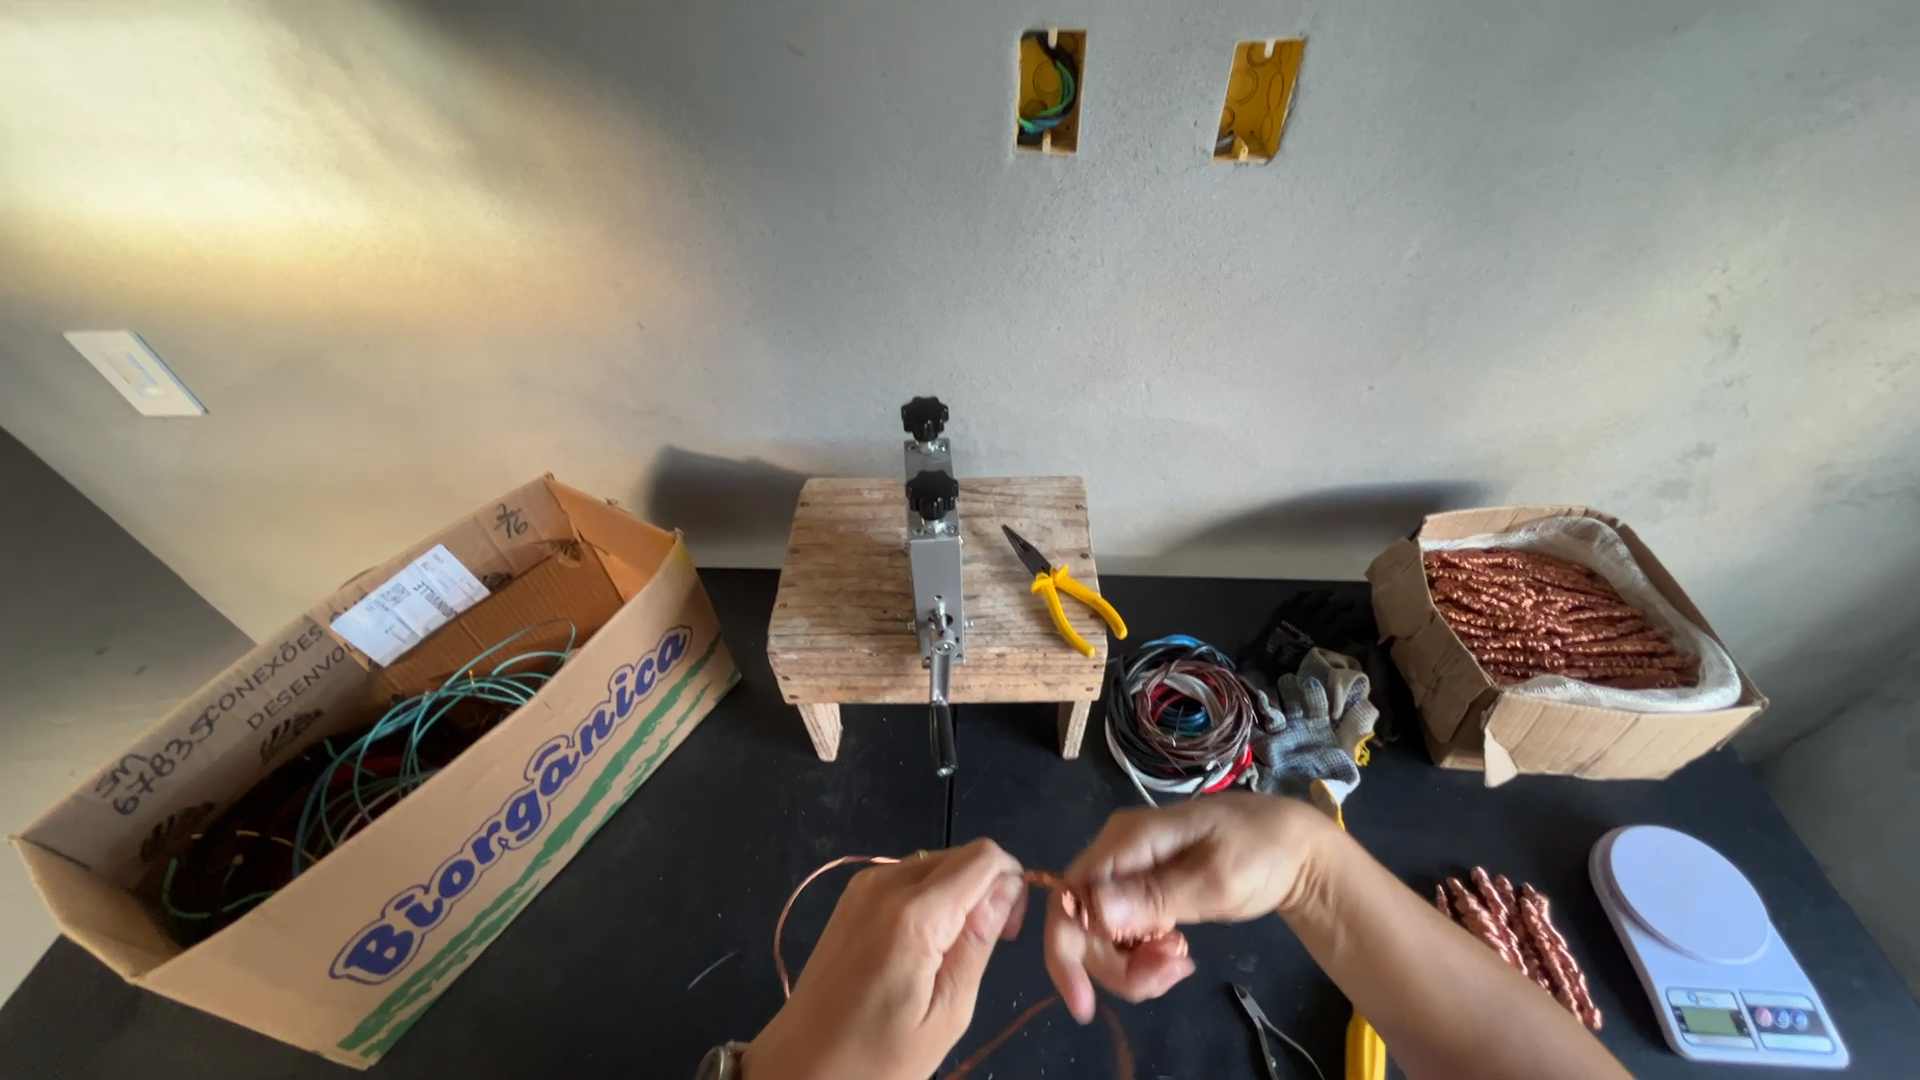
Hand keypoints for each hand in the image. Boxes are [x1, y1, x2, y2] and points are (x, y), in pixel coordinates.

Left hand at [743, 839, 1028, 1079]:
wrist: (799, 1067)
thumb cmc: (877, 1058)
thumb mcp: (946, 1013)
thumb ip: (978, 941)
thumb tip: (1009, 886)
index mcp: (914, 913)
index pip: (984, 857)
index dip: (1009, 883)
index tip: (1007, 930)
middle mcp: (888, 880)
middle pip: (962, 855)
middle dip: (987, 888)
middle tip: (982, 947)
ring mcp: (866, 882)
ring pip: (938, 861)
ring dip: (958, 892)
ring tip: (949, 951)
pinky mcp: (855, 891)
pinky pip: (911, 874)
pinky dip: (931, 896)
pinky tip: (922, 943)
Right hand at [1043, 792, 1331, 1021]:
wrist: (1290, 844)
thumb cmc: (1258, 851)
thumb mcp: (1216, 878)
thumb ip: (1155, 895)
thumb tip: (1093, 911)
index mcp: (1126, 840)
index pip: (1070, 895)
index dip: (1066, 950)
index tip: (1086, 1004)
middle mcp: (1115, 852)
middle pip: (1082, 921)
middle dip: (1116, 964)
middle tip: (1173, 973)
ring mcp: (1127, 870)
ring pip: (1101, 933)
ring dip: (1133, 965)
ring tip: (1181, 966)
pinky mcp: (1141, 889)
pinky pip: (1123, 932)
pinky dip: (1143, 957)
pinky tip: (1177, 956)